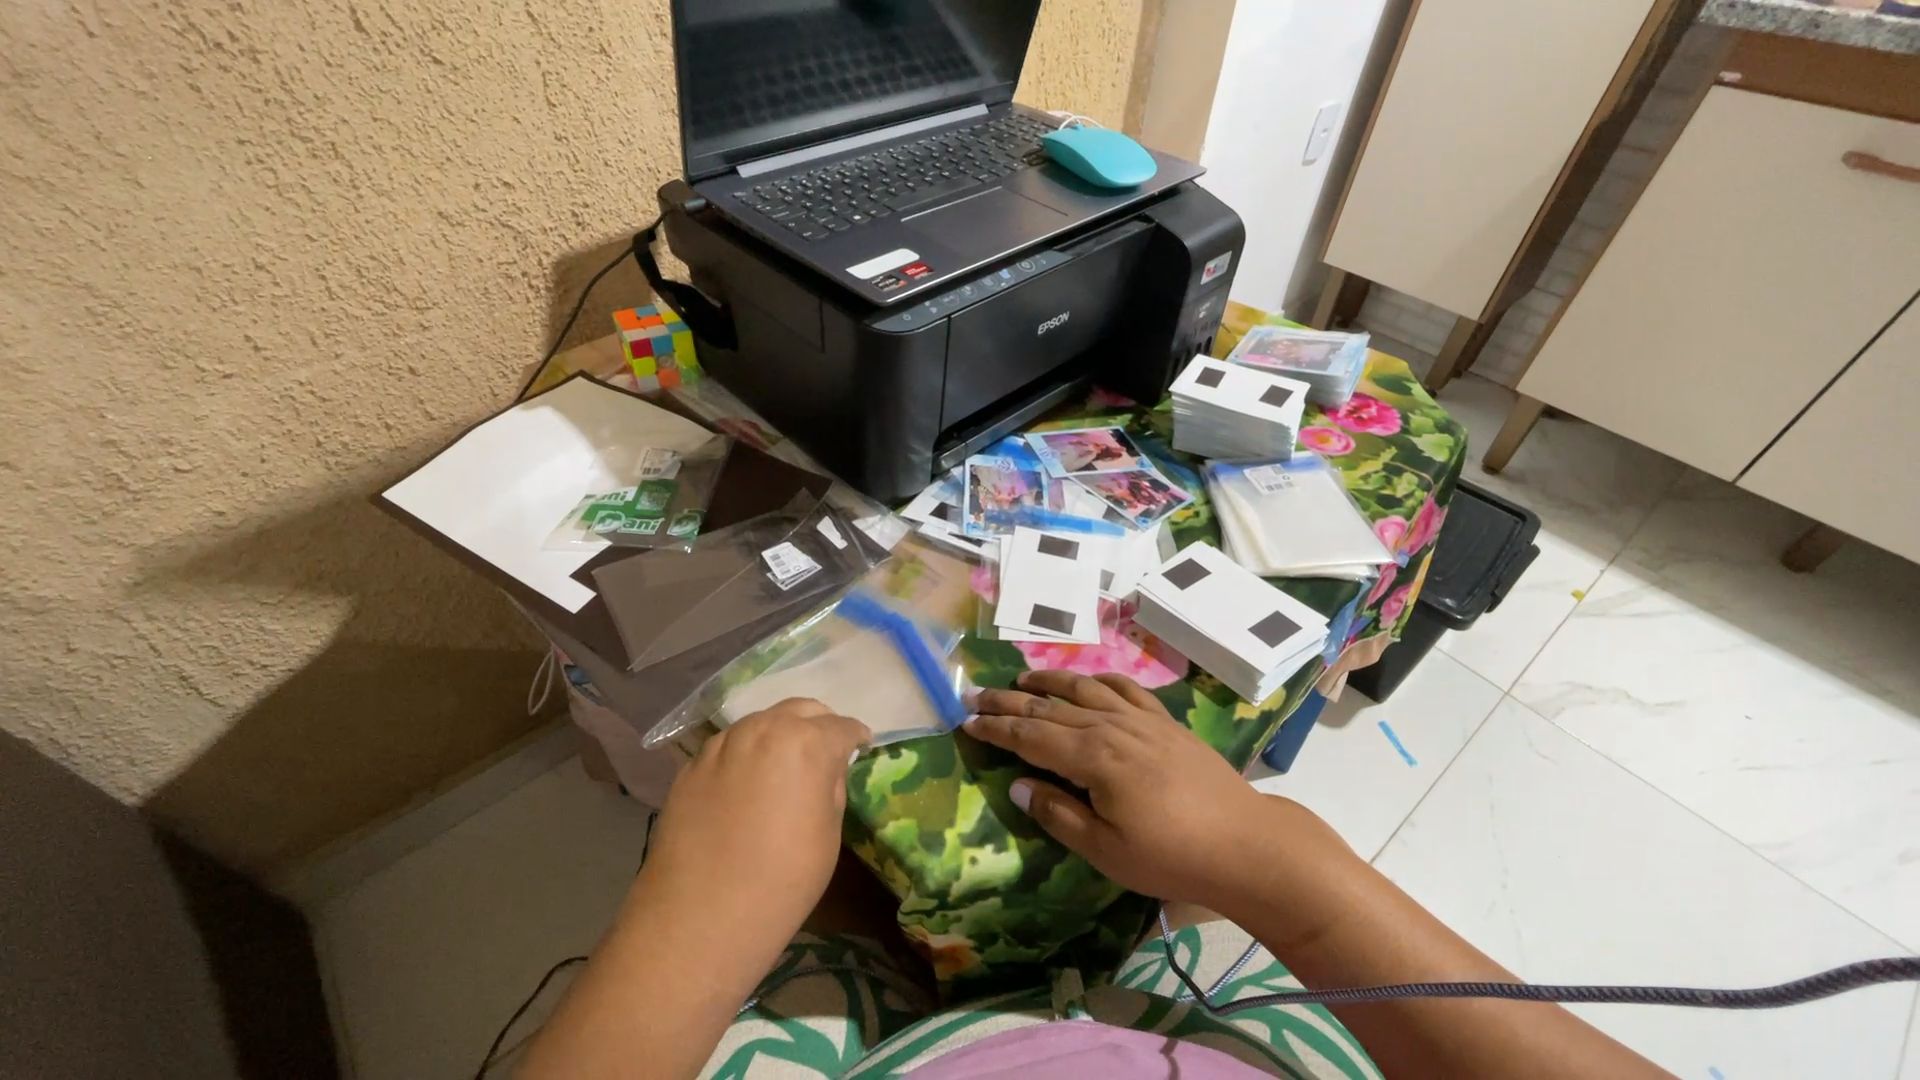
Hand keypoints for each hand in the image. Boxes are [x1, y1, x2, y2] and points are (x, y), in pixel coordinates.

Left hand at [637, 698, 869, 933]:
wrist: (700, 917)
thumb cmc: (782, 880)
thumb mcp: (828, 834)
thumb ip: (831, 786)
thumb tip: (825, 767)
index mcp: (806, 742)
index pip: (841, 727)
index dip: (856, 736)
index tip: (862, 745)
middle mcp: (762, 730)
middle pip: (799, 710)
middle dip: (818, 724)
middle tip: (826, 749)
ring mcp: (721, 744)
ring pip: (760, 722)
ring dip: (779, 734)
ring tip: (785, 763)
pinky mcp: (691, 766)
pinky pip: (729, 746)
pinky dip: (746, 753)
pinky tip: (747, 783)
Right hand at [965, 670, 1320, 910]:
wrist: (1245, 843)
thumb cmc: (1171, 856)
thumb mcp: (1106, 850)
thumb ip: (1058, 814)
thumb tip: (1017, 785)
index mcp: (1093, 759)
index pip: (1031, 736)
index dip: (996, 729)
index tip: (967, 721)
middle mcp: (1112, 727)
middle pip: (1050, 708)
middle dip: (1010, 702)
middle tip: (977, 694)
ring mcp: (1141, 720)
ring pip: (1084, 690)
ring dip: (1048, 683)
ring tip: (1021, 679)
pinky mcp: (1165, 722)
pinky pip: (1125, 689)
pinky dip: (1099, 681)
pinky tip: (1088, 682)